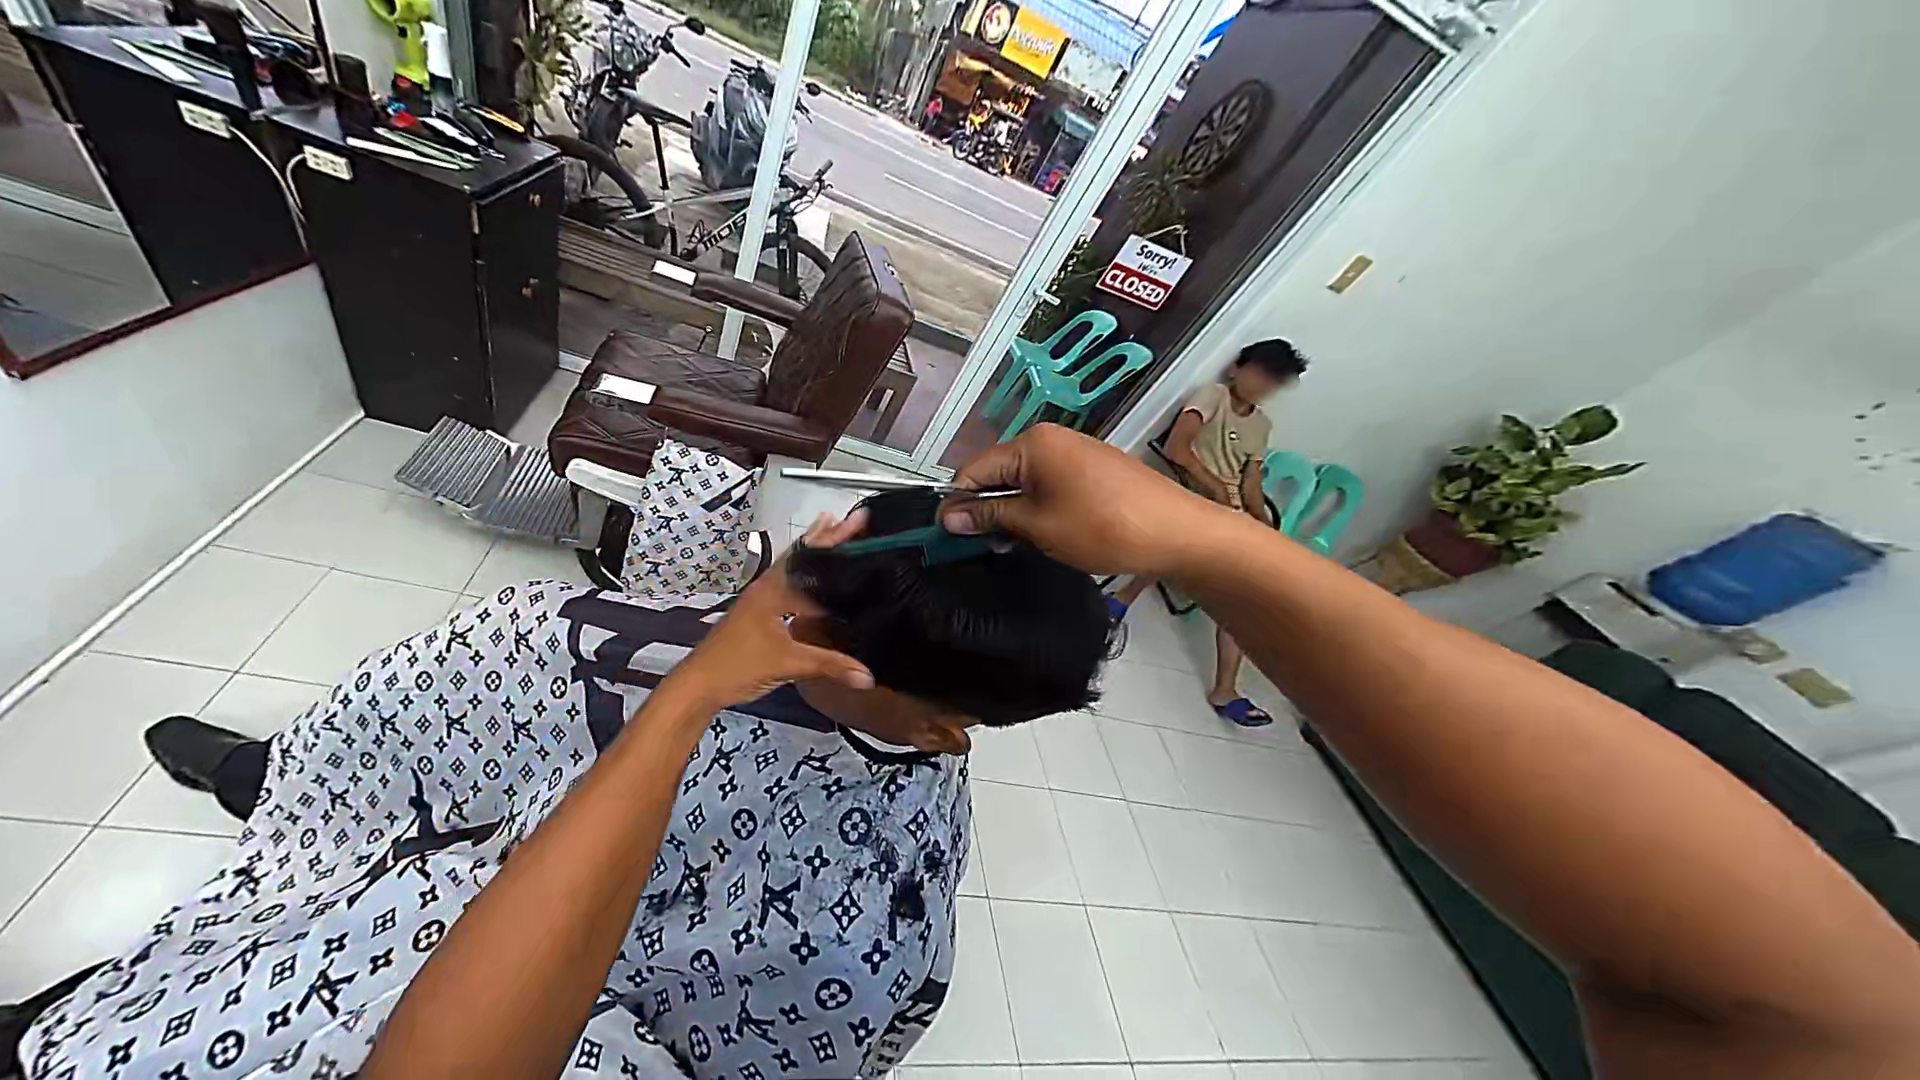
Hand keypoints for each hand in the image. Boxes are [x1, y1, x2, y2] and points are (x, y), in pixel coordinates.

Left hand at [657, 512, 873, 709]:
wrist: (699, 686)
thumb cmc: (734, 666)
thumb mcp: (788, 663)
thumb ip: (830, 666)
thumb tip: (867, 675)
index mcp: (771, 591)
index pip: (811, 559)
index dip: (835, 541)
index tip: (855, 522)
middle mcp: (765, 590)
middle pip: (801, 557)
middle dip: (826, 539)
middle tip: (849, 522)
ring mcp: (760, 602)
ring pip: (793, 572)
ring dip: (814, 558)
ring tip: (834, 541)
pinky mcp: (758, 617)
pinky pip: (788, 590)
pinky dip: (806, 582)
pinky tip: (816, 588)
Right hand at [939, 423, 1238, 577]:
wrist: (1178, 533)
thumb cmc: (1103, 527)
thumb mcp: (1038, 525)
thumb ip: (991, 516)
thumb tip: (949, 517)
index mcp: (1033, 443)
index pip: (975, 467)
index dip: (956, 501)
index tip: (943, 534)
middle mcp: (1051, 438)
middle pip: (999, 471)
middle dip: (984, 506)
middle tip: (978, 545)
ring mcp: (1075, 452)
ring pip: (1024, 480)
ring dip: (1010, 510)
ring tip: (1009, 544)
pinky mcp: (1091, 469)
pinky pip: (1048, 484)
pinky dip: (1036, 507)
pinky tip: (1039, 533)